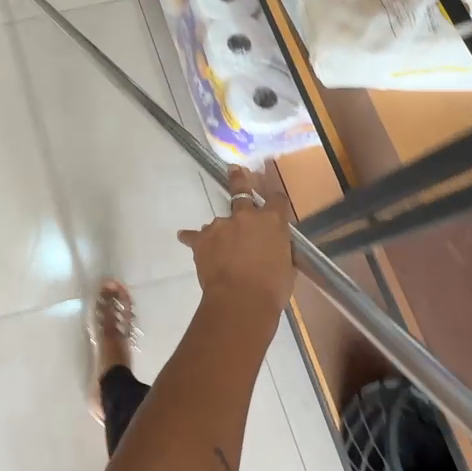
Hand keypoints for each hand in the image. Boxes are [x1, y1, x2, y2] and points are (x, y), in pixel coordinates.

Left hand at [178, 160, 295, 318]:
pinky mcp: (201, 238)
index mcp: (272, 222)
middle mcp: (245, 216)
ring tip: (219, 249)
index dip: (276, 201)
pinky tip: (184, 237)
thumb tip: (271, 247)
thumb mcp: (287, 266)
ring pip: (219, 222)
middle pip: (241, 190)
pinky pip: (193, 236)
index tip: (274, 201)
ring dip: (220, 232)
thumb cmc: (272, 288)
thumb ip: (278, 249)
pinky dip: (192, 238)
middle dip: (238, 179)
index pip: (277, 200)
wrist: (241, 300)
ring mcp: (220, 225)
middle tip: (234, 169)